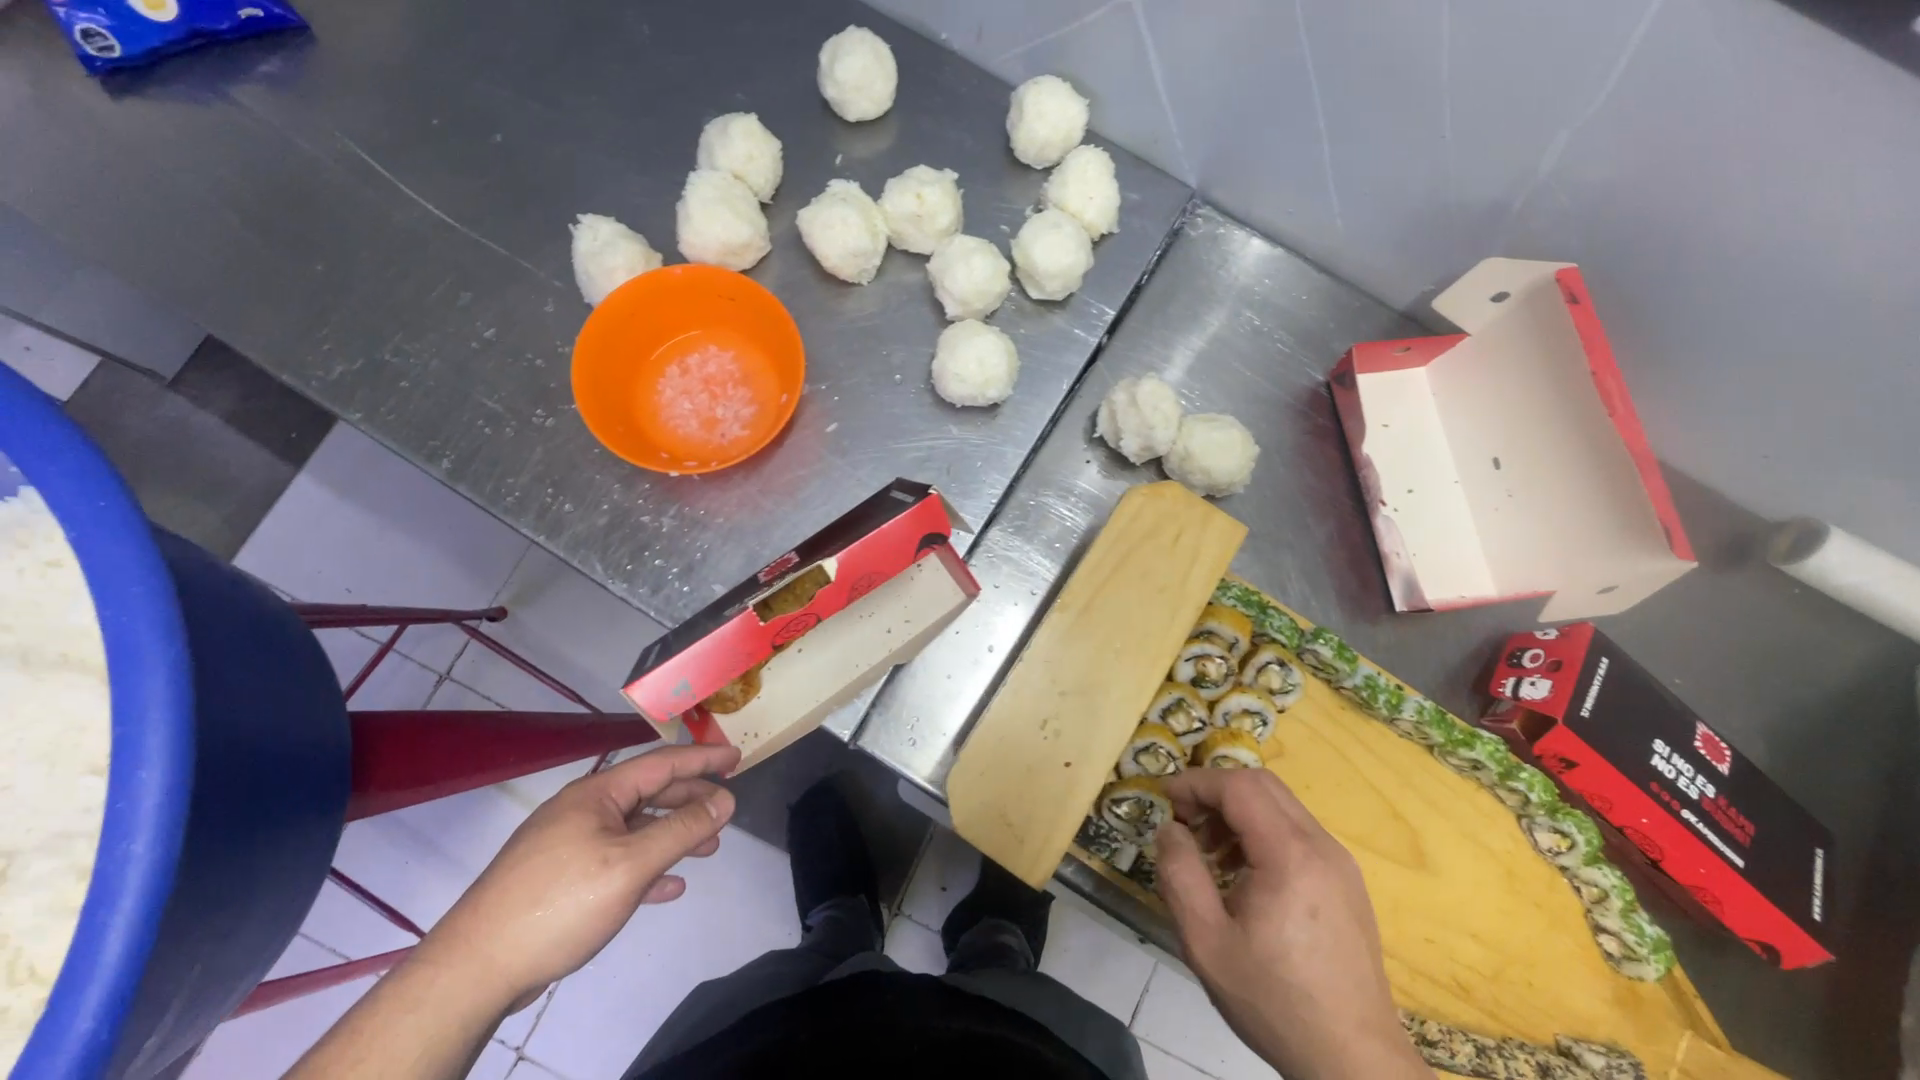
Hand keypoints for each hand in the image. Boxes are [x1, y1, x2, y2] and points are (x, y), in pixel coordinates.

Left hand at [414, 745, 741, 1010]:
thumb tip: (725, 799)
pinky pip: (615, 862)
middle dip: (690, 800)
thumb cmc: (560, 903)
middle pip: (648, 794)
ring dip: (672, 836)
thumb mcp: (631, 864)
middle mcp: (581, 811)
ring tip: (707, 850)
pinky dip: (646, 868)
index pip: (661, 764)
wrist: (476, 967)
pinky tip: (667, 887)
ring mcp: (567, 846)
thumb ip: (682, 829)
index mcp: (596, 795)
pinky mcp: (560, 880)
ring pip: (633, 830)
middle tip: (727, 809)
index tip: (738, 758)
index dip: (702, 759)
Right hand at [1155, 768, 1425, 1079]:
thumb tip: (1169, 828)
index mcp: (1290, 855)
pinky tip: (1243, 876)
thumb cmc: (1273, 1000)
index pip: (1238, 785)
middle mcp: (1322, 846)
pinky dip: (1262, 833)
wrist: (1351, 1057)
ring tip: (1208, 854)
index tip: (1163, 801)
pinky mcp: (1347, 882)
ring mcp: (1341, 863)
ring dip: (1238, 813)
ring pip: (1282, 807)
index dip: (1194, 782)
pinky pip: (1299, 834)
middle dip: (1215, 792)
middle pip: (1262, 785)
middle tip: (1183, 823)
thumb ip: (1180, 874)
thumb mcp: (1205, 941)